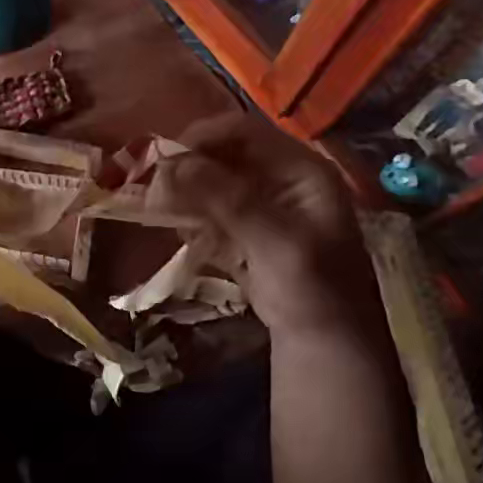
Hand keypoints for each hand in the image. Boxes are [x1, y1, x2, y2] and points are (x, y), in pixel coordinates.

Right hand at [149, 115, 377, 333]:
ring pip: (213, 181)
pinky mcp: (247, 231)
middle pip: (225, 153)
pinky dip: (194, 218)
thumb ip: (227, 199)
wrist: (327, 351)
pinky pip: (211, 210)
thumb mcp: (275, 242)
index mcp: (300, 170)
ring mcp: (264, 205)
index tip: (164, 157)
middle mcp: (281, 179)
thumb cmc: (312, 292)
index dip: (203, 137)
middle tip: (155, 187)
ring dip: (187, 193)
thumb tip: (171, 163)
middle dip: (189, 167)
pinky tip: (187, 237)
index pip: (245, 132)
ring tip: (165, 212)